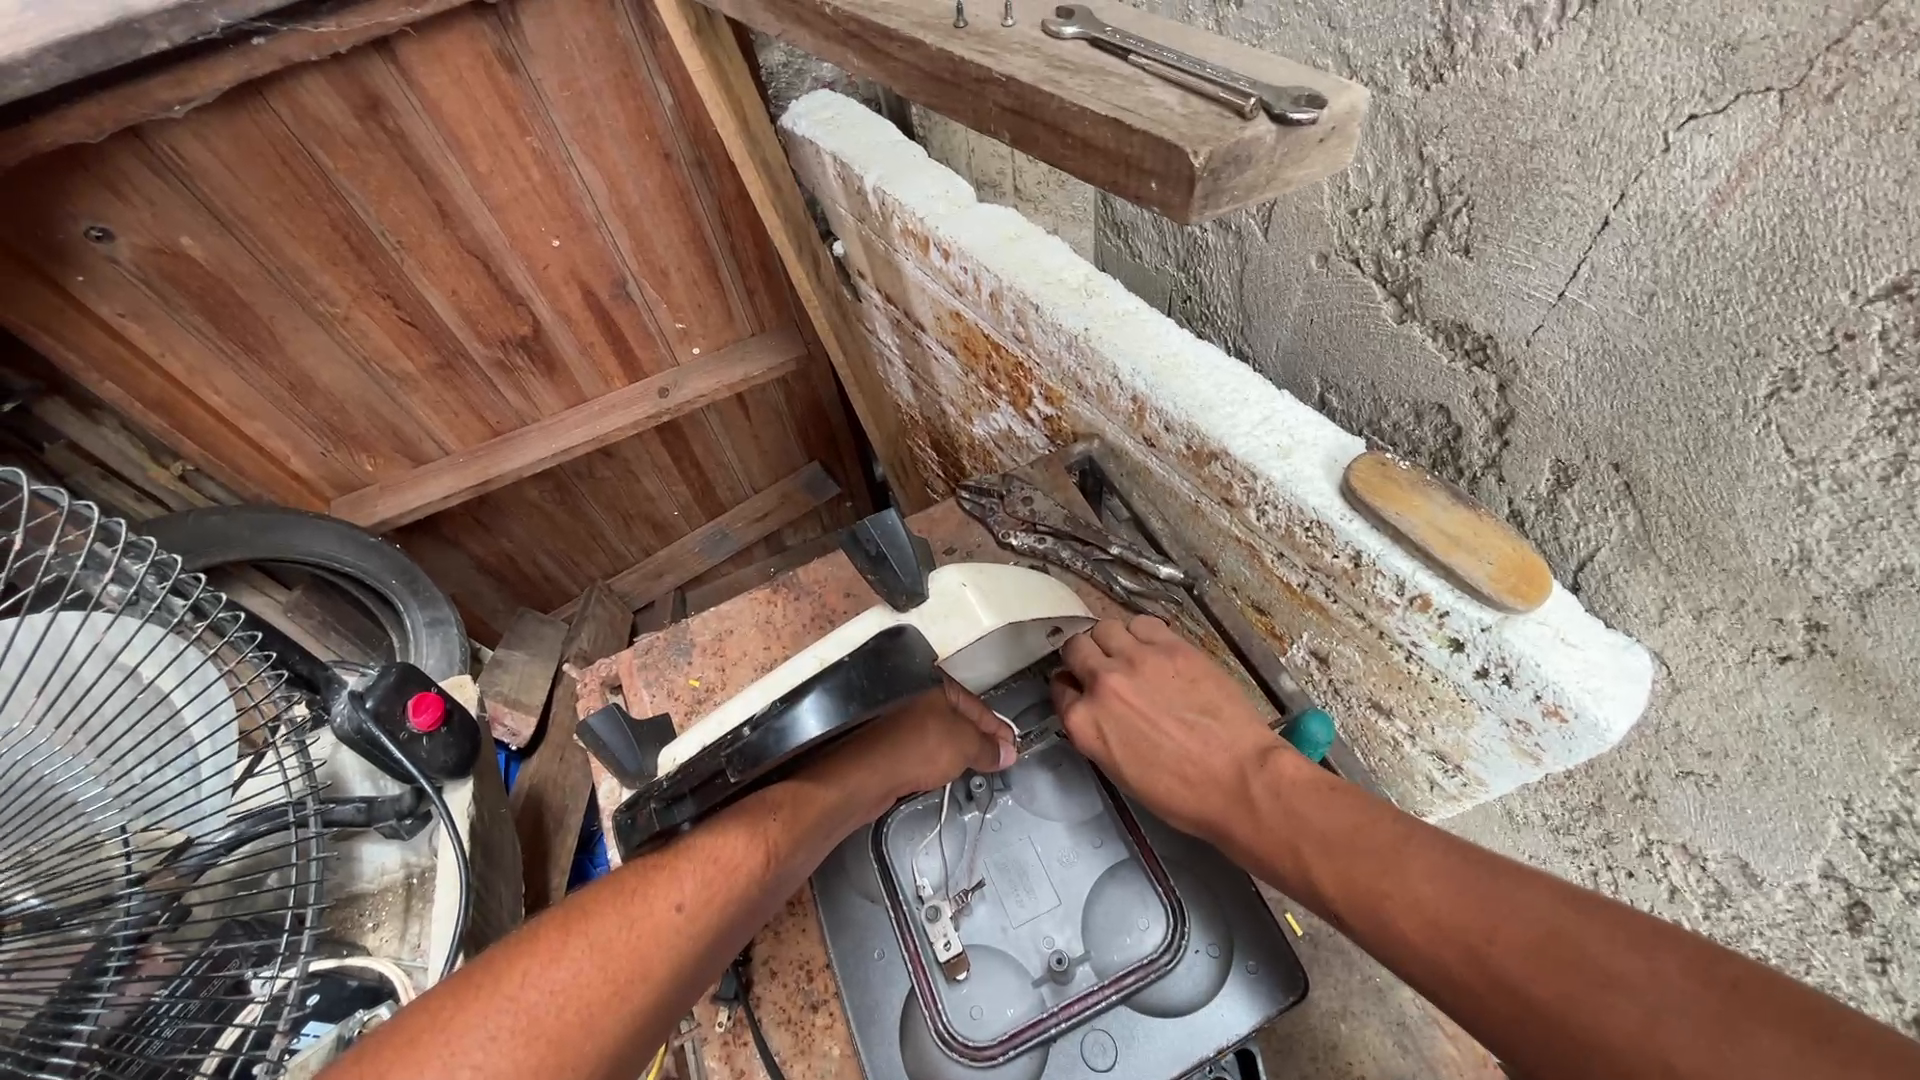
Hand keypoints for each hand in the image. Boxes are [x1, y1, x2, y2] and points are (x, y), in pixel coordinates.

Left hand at [807, 678, 1015, 821]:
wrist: (865, 774)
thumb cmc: (917, 748)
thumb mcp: (964, 745)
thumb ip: (988, 748)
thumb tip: (1008, 753)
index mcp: (936, 686)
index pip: (978, 706)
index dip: (998, 728)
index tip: (1013, 747)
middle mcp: (916, 697)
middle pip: (958, 719)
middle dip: (980, 740)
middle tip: (999, 760)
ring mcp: (899, 721)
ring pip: (939, 736)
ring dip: (958, 752)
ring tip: (977, 770)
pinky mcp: (888, 745)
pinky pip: (923, 751)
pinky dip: (937, 761)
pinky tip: (944, 774)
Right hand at [1052, 615, 1295, 842]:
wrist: (1239, 780)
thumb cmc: (1182, 793)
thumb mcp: (1118, 771)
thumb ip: (1096, 731)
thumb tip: (1095, 710)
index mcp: (1084, 722)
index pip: (1059, 686)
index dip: (1070, 685)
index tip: (1080, 687)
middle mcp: (1102, 684)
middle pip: (1075, 647)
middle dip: (1084, 655)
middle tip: (1102, 666)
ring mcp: (1136, 660)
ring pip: (1105, 627)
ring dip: (1112, 640)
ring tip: (1129, 654)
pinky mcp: (1172, 647)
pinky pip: (1143, 624)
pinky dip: (1142, 633)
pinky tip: (1155, 649)